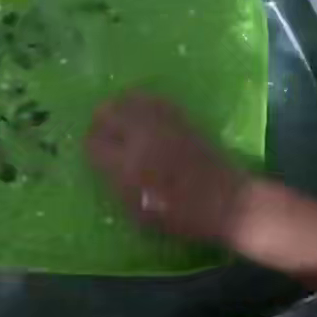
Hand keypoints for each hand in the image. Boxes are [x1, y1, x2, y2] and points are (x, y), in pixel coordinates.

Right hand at [85, 92, 251, 246]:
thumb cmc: (182, 217)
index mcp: (127, 165)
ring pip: (131, 99)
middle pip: (109, 111)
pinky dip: (144, 103)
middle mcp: (142, 137)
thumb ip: (118, 186)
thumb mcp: (139, 213)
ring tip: (120, 119)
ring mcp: (164, 124)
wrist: (226, 202)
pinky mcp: (183, 118)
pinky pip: (155, 101)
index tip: (93, 151)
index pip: (94, 143)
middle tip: (102, 130)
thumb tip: (108, 168)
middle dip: (101, 120)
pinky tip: (144, 114)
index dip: (91, 146)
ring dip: (121, 106)